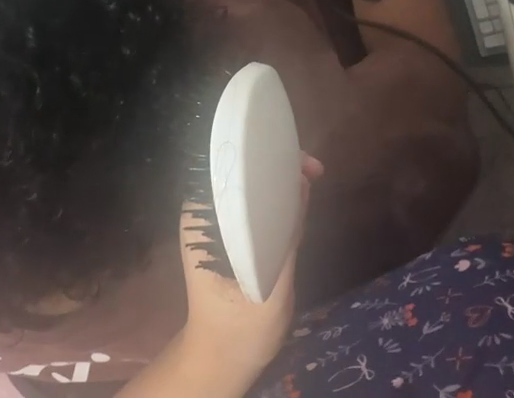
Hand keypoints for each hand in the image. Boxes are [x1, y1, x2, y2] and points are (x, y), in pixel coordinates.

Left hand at [175, 155, 323, 384]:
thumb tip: (301, 185)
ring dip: (279, 175)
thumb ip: (285, 239)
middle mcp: (204, 212)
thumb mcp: (269, 290)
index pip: (224, 166)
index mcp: (200, 219)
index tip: (296, 160)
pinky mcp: (229, 229)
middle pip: (238, 168)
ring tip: (312, 175)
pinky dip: (276, 194)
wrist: (220, 359)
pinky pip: (252, 199)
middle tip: (314, 169)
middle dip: (276, 161)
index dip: (260, 153)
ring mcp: (215, 220)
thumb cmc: (239, 330)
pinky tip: (299, 196)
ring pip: (247, 181)